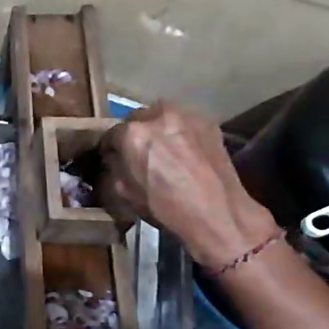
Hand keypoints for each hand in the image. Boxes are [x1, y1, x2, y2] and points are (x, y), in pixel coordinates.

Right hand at [101, 101, 278, 268]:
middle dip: (135, 133)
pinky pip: (185, 121)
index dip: (111, 147)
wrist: (216, 213)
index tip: (113, 156)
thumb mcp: (126, 193)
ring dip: (159, 128)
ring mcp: (186, 115)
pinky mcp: (208, 121)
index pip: (112, 133)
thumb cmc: (166, 208)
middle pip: (138, 118)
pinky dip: (180, 131)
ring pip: (163, 115)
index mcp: (133, 134)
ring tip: (164, 148)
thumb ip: (115, 168)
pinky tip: (185, 150)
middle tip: (140, 152)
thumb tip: (115, 157)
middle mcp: (158, 115)